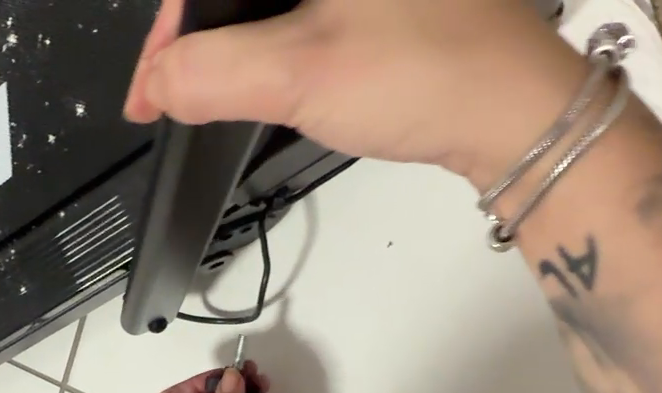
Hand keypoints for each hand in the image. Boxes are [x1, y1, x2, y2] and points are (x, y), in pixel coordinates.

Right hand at [123, 0, 591, 188]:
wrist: (511, 112)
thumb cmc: (428, 74)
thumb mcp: (299, 72)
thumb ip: (210, 75)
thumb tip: (159, 84)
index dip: (169, 31)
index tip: (149, 90)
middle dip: (192, 39)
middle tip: (167, 96)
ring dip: (225, 44)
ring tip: (198, 94)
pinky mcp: (372, 1)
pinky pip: (297, 8)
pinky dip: (266, 43)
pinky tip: (254, 74)